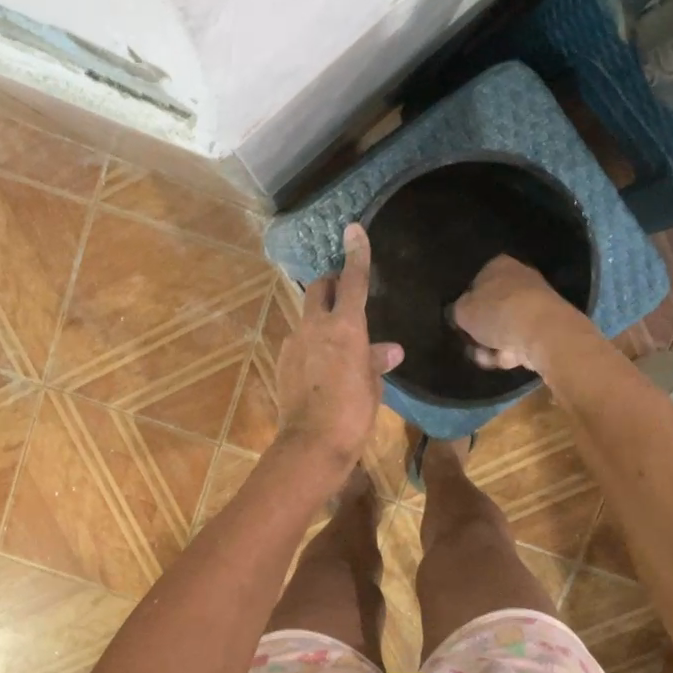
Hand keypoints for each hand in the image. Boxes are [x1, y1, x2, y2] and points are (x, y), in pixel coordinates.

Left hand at [274, 224, 402, 466]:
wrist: (312, 443)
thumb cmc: (353, 412)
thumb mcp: (372, 385)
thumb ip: (375, 360)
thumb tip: (389, 350)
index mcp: (345, 326)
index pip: (352, 280)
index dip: (356, 254)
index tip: (354, 230)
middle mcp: (315, 326)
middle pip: (319, 289)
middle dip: (331, 283)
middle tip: (344, 289)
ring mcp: (294, 342)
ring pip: (307, 316)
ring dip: (321, 317)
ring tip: (338, 338)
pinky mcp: (283, 361)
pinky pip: (300, 341)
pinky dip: (312, 342)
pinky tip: (321, 364)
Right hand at [451, 255, 594, 370]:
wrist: (543, 333)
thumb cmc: (497, 313)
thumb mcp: (462, 311)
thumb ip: (457, 310)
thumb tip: (459, 313)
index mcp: (498, 265)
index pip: (475, 282)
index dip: (466, 304)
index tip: (460, 322)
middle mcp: (519, 279)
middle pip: (491, 308)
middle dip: (481, 329)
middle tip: (471, 342)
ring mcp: (535, 303)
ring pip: (504, 327)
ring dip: (492, 344)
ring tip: (485, 356)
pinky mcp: (546, 326)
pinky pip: (519, 339)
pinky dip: (510, 351)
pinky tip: (503, 360)